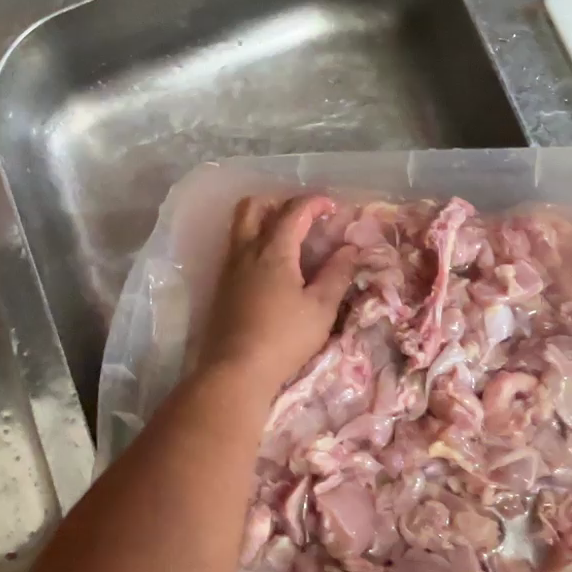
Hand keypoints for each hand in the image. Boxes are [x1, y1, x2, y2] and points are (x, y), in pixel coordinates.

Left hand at [197, 195, 358, 394]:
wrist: (235, 369)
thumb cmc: (284, 338)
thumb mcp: (321, 308)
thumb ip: (337, 273)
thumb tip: (350, 248)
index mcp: (273, 251)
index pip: (293, 211)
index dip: (315, 203)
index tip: (333, 207)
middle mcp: (246, 251)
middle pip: (253, 207)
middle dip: (279, 202)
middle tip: (302, 217)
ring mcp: (229, 268)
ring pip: (240, 227)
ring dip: (263, 221)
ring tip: (288, 239)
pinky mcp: (221, 287)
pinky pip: (236, 249)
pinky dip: (254, 243)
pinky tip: (270, 267)